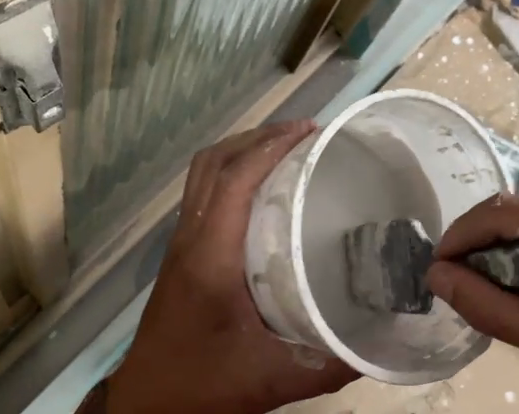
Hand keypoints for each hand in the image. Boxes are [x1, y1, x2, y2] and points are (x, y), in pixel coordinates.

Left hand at [103, 121, 359, 413]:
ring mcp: (180, 242)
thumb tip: (374, 345)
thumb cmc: (201, 385)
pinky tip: (261, 187)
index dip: (271, 146)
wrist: (144, 406)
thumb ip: (323, 365)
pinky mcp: (180, 252)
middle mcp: (191, 237)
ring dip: (242, 148)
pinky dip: (231, 170)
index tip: (310, 131)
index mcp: (211, 255)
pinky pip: (202, 190)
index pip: (235, 179)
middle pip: (214, 162)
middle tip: (303, 134)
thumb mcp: (268, 380)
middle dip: (259, 137)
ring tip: (284, 148)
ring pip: (204, 172)